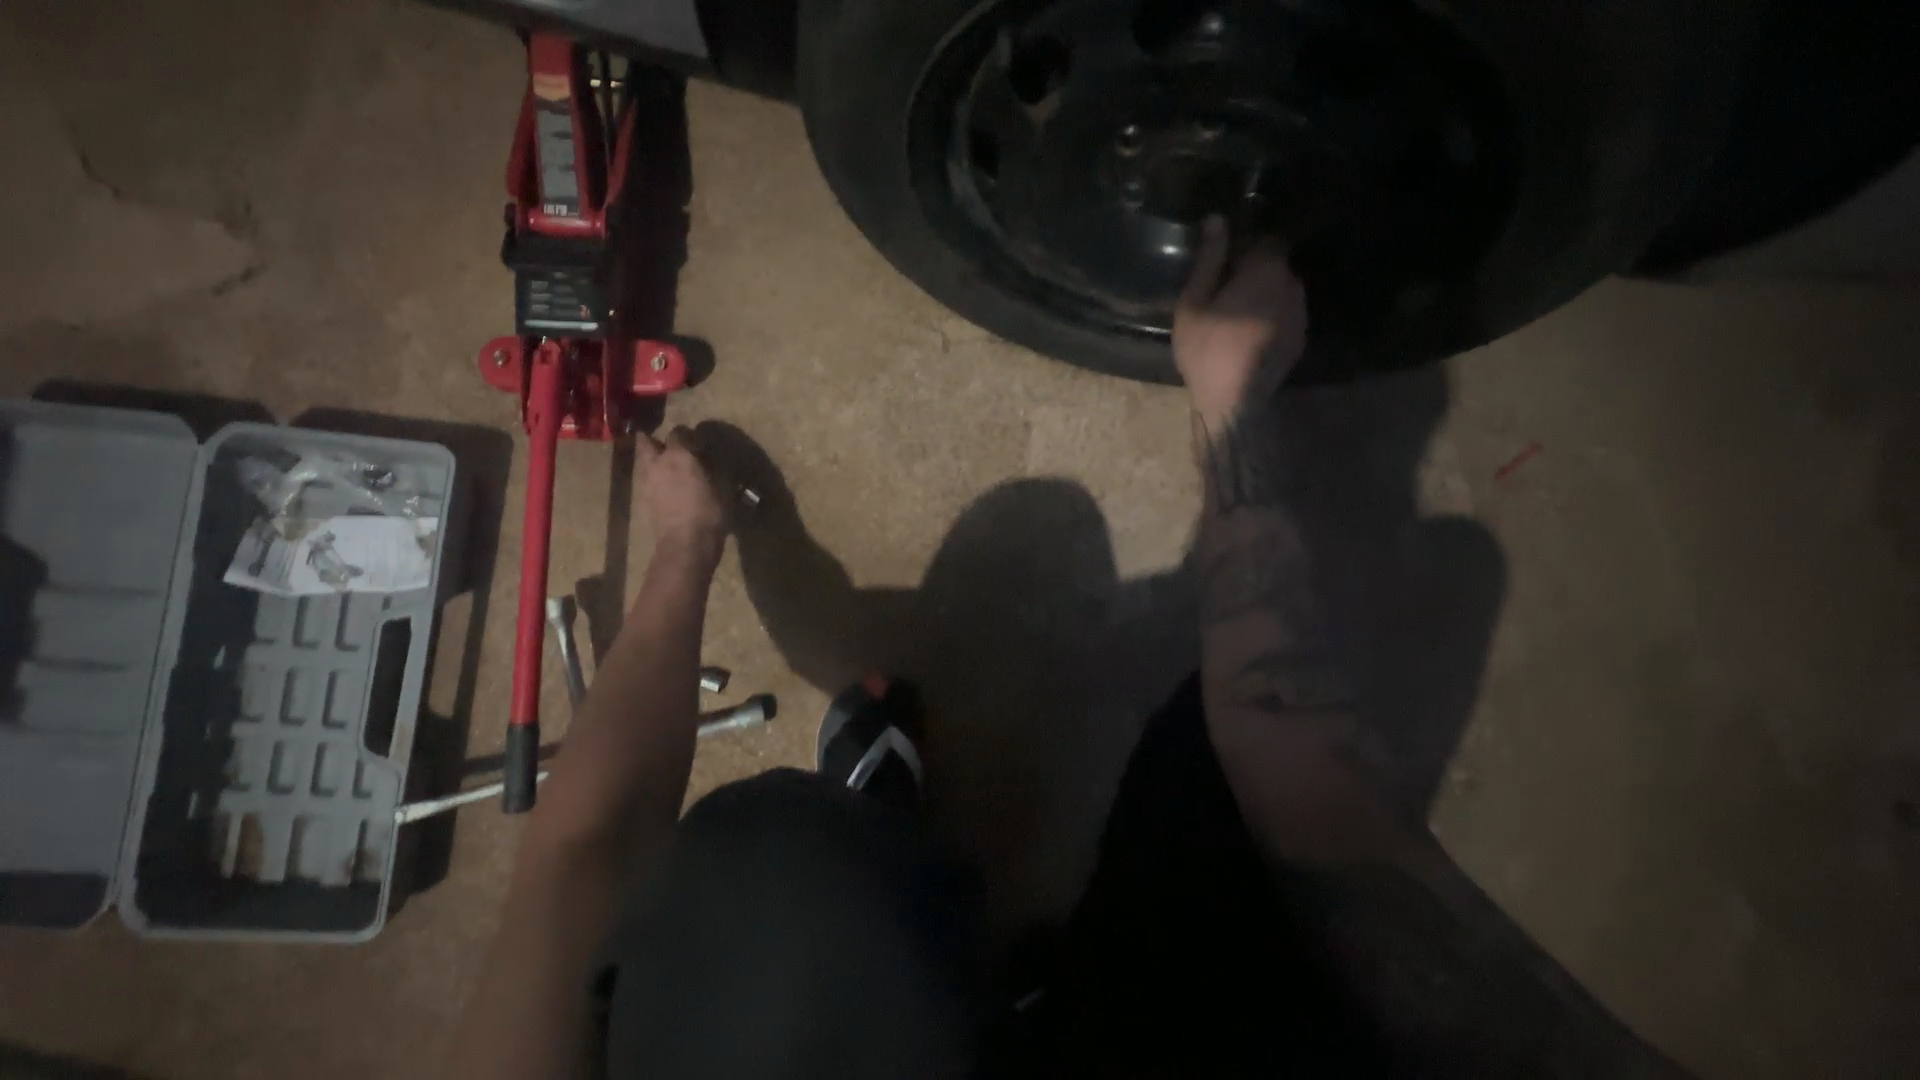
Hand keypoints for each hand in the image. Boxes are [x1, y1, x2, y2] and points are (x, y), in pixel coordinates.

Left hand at [636, 427, 728, 560]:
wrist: (686, 543)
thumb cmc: (710, 511)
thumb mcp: (724, 488)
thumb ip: (716, 470)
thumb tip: (712, 462)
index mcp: (679, 455)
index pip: (678, 432)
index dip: (687, 435)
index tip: (697, 442)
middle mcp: (658, 463)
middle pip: (646, 442)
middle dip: (655, 441)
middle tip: (669, 448)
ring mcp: (647, 482)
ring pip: (644, 462)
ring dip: (653, 461)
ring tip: (668, 470)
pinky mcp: (644, 500)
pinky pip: (647, 482)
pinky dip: (655, 481)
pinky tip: (667, 490)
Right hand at [1173, 215, 1308, 422]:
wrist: (1233, 402)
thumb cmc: (1206, 349)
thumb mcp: (1194, 303)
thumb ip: (1209, 259)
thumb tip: (1216, 219)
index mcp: (1267, 271)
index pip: (1265, 240)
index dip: (1244, 247)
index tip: (1222, 264)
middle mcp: (1292, 286)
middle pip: (1274, 267)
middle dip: (1253, 273)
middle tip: (1223, 293)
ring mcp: (1300, 314)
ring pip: (1280, 292)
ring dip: (1262, 297)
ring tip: (1234, 317)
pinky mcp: (1299, 339)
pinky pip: (1284, 315)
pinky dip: (1269, 318)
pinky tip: (1247, 337)